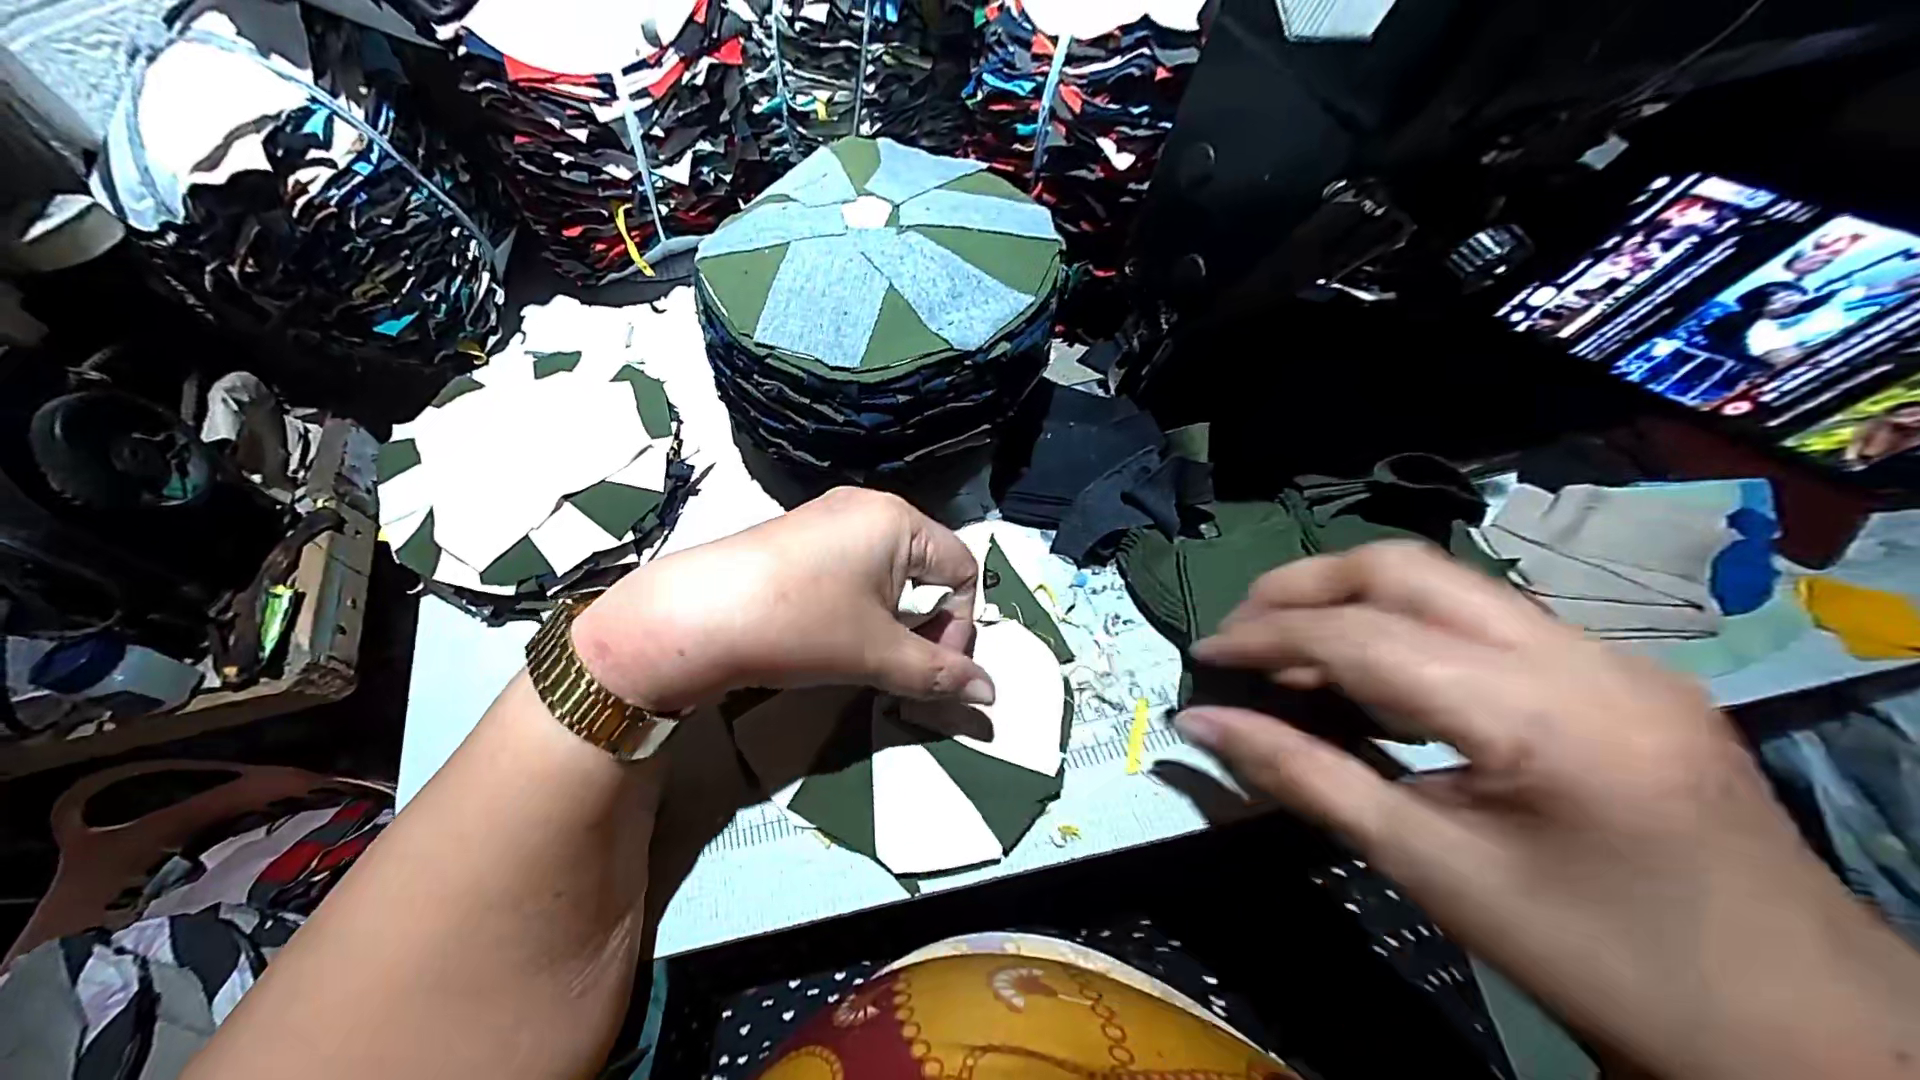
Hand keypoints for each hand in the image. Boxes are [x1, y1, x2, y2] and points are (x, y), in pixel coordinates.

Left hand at [570, 487, 991, 712]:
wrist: (690, 617)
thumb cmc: (799, 625)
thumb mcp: (876, 653)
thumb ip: (938, 673)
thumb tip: (991, 696)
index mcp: (898, 520)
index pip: (962, 568)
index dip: (960, 622)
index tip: (932, 664)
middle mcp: (868, 505)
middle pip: (929, 565)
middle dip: (928, 619)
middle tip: (902, 662)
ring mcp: (829, 516)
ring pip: (891, 568)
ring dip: (895, 614)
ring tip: (868, 649)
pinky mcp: (800, 535)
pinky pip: (856, 564)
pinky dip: (862, 600)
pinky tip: (833, 629)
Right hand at [1176, 542, 1919, 1079]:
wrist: (1810, 1036)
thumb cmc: (1600, 965)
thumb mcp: (1429, 871)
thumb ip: (1303, 779)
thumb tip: (1201, 726)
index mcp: (1543, 715)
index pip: (1365, 637)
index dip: (1268, 637)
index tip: (1205, 657)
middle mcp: (1584, 656)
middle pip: (1407, 569)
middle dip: (1303, 587)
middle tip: (1241, 629)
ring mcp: (1611, 656)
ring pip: (1445, 584)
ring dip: (1350, 601)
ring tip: (1287, 647)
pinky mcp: (1618, 673)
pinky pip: (1480, 621)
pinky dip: (1402, 630)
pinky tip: (1368, 675)